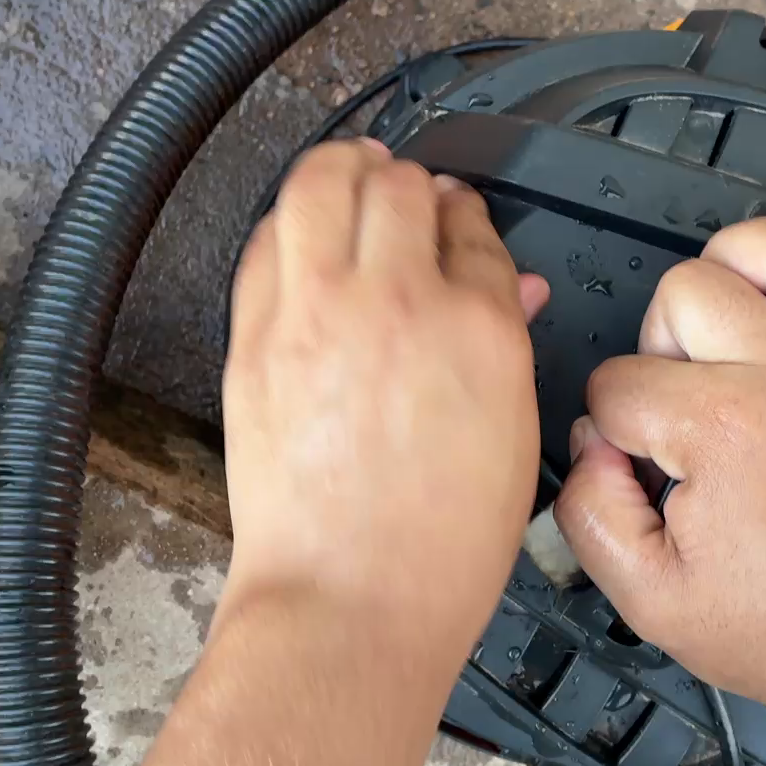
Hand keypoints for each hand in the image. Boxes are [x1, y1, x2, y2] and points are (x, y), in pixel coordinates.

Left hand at [220, 139, 550, 654]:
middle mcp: (400, 302)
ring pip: (320, 185)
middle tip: (408, 187)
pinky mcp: (255, 337)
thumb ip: (507, 340)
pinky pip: (264, 243)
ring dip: (341, 166)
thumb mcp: (510, 432)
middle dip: (409, 177)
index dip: (467, 213)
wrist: (349, 598)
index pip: (473, 228)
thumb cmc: (443, 539)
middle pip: (400, 186)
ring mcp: (318, 313)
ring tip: (353, 170)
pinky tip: (301, 234)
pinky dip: (286, 223)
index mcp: (480, 328)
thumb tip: (509, 287)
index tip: (459, 215)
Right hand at [553, 189, 765, 714]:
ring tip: (722, 313)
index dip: (610, 420)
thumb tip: (593, 434)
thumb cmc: (762, 623)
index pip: (619, 380)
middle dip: (659, 343)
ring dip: (733, 265)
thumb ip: (585, 506)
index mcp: (724, 431)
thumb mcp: (639, 592)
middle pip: (686, 291)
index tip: (636, 460)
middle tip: (678, 403)